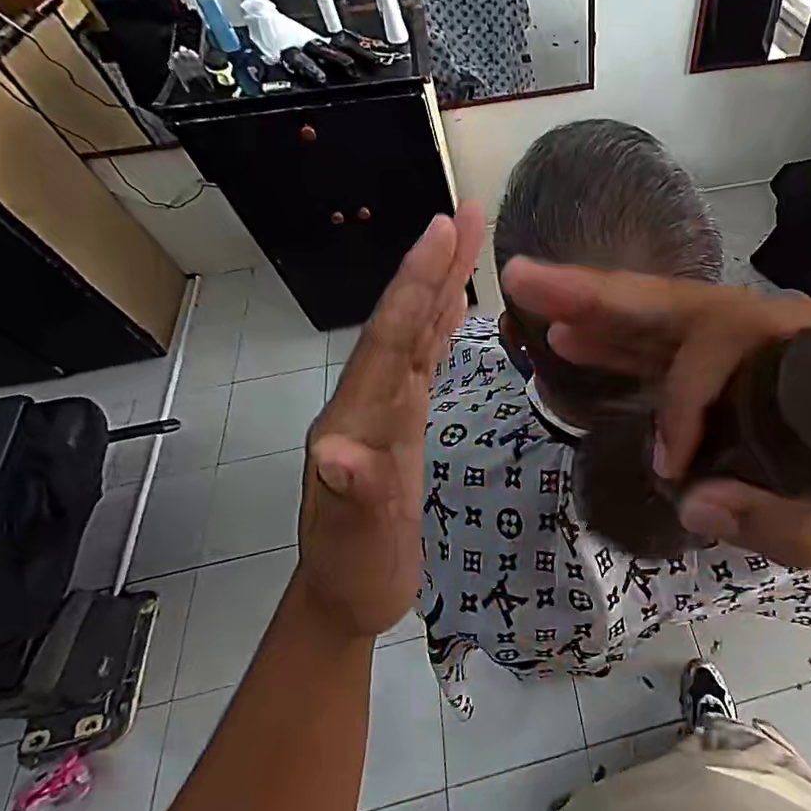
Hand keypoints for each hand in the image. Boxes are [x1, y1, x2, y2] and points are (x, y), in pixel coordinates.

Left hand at [297, 203, 485, 635]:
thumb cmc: (354, 570)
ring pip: (415, 335)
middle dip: (433, 266)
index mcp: (356, 419)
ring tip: (467, 242)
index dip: (417, 286)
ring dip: (440, 286)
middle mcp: (367, 402)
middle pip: (403, 322)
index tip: (444, 232)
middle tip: (468, 215)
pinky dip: (440, 327)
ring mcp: (384, 411)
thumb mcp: (356, 542)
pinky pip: (424, 362)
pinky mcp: (402, 424)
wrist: (346, 595)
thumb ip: (355, 496)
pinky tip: (456, 308)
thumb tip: (342, 450)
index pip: (390, 340)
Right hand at [498, 260, 810, 566]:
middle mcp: (788, 321)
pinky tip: (575, 338)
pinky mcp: (734, 364)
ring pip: (671, 315)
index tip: (676, 464)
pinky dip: (622, 343)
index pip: (735, 334)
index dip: (687, 393)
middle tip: (530, 277)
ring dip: (602, 309)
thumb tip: (691, 505)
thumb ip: (779, 523)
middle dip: (606, 295)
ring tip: (536, 298)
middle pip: (688, 302)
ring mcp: (758, 338)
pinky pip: (671, 346)